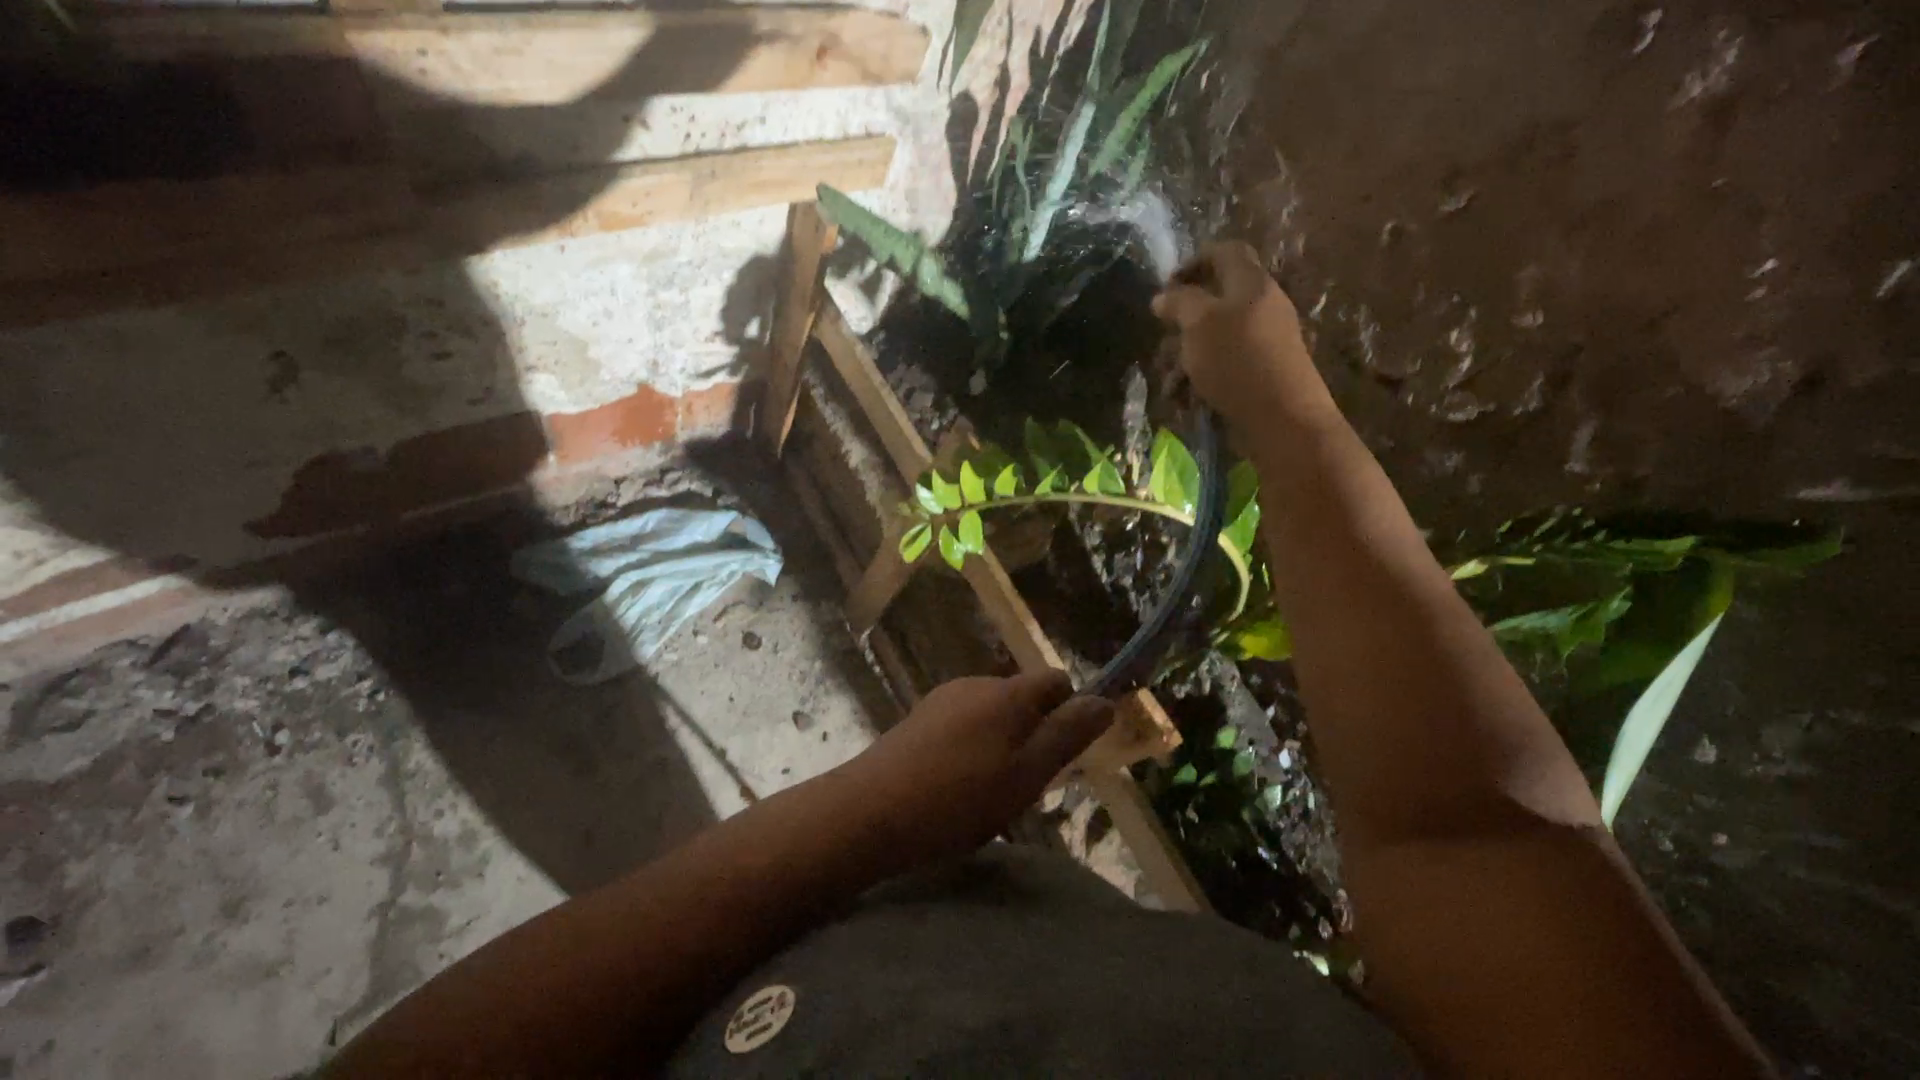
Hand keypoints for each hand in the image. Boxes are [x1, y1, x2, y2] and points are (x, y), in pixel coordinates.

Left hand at [828, 672, 1113, 871]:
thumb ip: (1067, 736)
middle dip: (1035, 733)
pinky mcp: (916, 722)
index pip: (1056, 681)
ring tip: (989, 795)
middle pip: (1023, 698)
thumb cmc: (959, 798)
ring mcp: (941, 701)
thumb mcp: (1027, 774)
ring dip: (1002, 746)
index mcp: (1008, 693)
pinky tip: (955, 790)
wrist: (868, 812)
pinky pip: (962, 728)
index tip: (1064, 757)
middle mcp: (975, 684)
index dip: (1070, 712)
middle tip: (1028, 785)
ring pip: (991, 715)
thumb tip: (1105, 701)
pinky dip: (971, 752)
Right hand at [1152, 241, 1331, 425]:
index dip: (1193, 262)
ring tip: (1170, 385)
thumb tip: (1162, 297)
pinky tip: (1186, 402)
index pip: (1225, 252)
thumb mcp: (1199, 323)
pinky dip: (1200, 381)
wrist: (1282, 418)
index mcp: (1251, 284)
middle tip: (1163, 342)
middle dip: (1181, 324)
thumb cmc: (1237, 360)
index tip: (1166, 287)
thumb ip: (1178, 303)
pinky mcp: (1258, 375)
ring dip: (1185, 360)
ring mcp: (1261, 343)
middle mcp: (1260, 308)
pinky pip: (1222, 368)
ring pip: (1212, 341)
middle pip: (1213, 302)